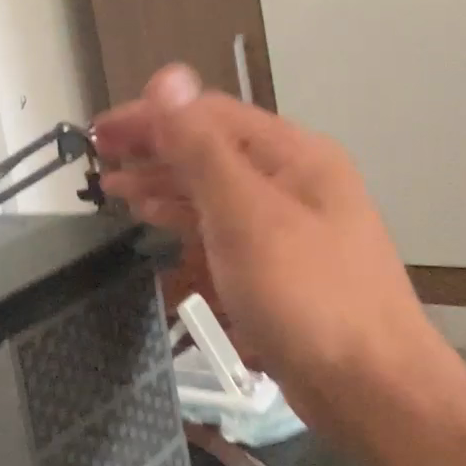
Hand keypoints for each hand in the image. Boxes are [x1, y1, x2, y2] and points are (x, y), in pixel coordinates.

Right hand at [93, 65, 463, 435]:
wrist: (369, 386)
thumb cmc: (305, 295)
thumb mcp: (244, 214)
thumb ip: (200, 147)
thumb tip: (166, 79)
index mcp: (292, 155)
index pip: (207, 114)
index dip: (149, 116)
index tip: (97, 134)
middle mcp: (292, 178)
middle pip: (209, 146)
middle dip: (150, 146)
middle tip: (96, 159)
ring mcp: (286, 221)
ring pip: (211, 185)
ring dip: (160, 180)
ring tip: (111, 190)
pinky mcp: (277, 260)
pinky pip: (219, 221)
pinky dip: (181, 214)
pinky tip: (154, 219)